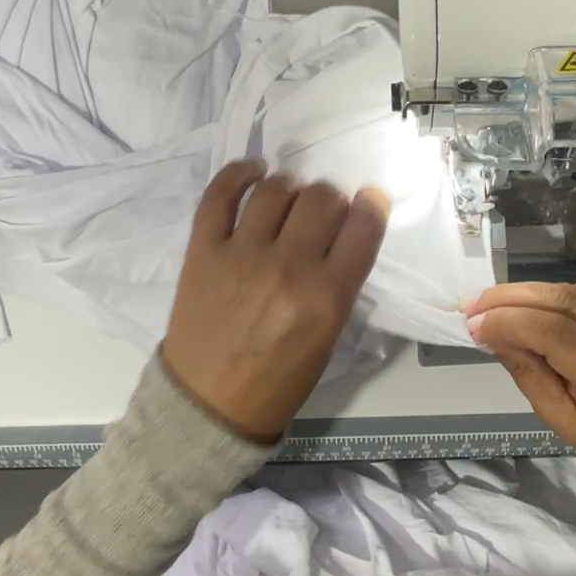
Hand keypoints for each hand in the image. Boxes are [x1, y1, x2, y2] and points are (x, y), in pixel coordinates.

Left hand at [162, 160, 389, 442]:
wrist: (209, 404)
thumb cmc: (277, 381)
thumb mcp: (328, 339)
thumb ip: (338, 286)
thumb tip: (340, 238)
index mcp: (326, 297)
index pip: (363, 227)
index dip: (372, 205)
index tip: (368, 200)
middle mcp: (288, 267)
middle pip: (321, 199)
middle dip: (330, 199)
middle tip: (323, 211)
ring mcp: (242, 254)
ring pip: (276, 189)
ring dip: (290, 186)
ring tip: (289, 196)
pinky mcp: (203, 249)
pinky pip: (220, 194)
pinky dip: (239, 173)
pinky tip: (254, 172)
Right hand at [463, 282, 575, 471]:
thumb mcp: (561, 420)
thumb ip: (528, 374)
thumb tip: (492, 333)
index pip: (556, 334)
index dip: (510, 321)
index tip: (474, 323)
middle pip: (566, 301)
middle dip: (512, 297)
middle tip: (474, 303)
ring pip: (575, 289)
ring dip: (530, 293)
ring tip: (495, 304)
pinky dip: (557, 296)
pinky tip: (536, 308)